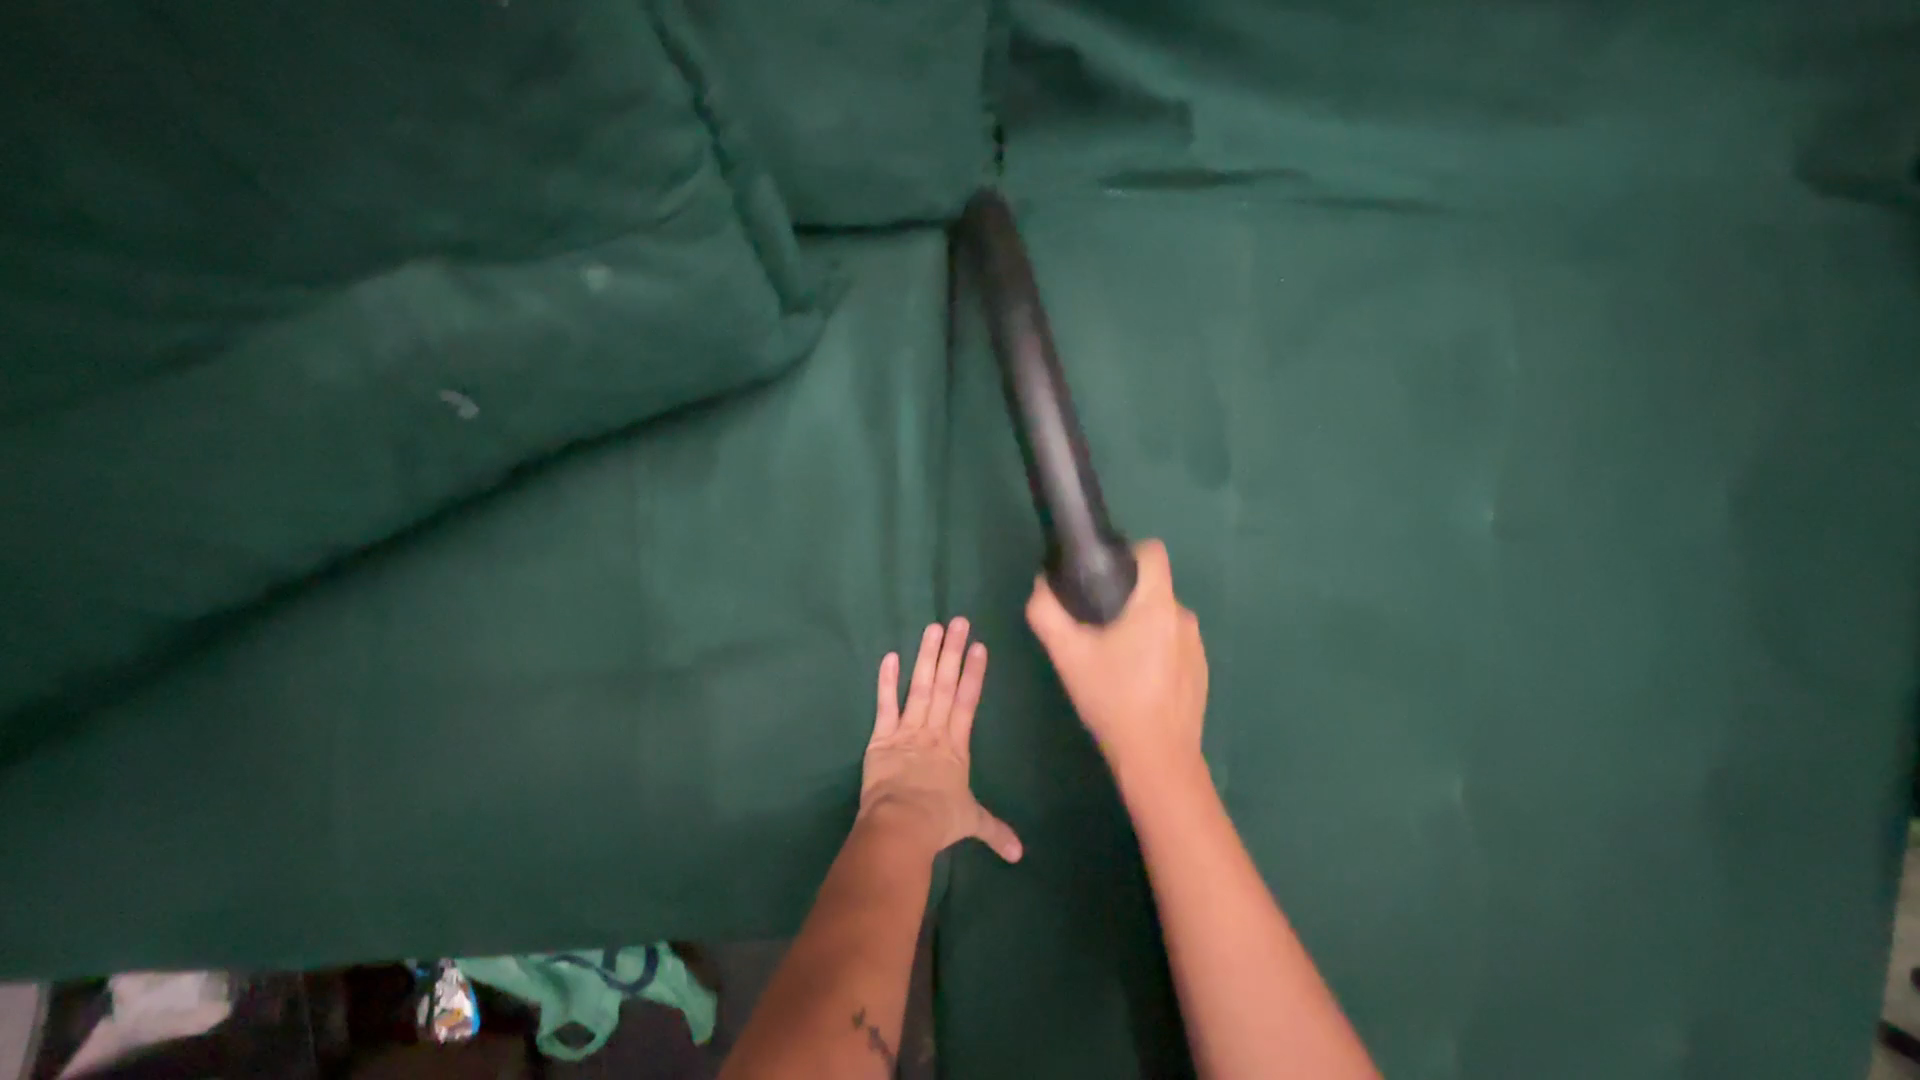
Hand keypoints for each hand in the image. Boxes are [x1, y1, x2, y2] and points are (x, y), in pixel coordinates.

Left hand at [860, 618, 1022, 862]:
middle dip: (952, 652)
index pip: (967, 701)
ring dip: (926, 657)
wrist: (902, 824)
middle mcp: (934, 731)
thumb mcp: (971, 823)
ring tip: (932, 628)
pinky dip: (887, 682)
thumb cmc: (939, 821)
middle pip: (944, 684)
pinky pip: (884, 705)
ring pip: (919, 687)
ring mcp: (907, 731)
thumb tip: (1019, 854)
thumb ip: (994, 831)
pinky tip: (891, 657)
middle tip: (957, 621)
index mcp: (956, 746)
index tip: (978, 646)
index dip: (973, 673)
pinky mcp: (881, 738)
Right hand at [1025, 540, 1208, 781]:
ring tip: (1112, 659)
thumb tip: (1043, 585)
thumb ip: (1047, 613)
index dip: (1126, 554)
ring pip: (1161, 619)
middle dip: (1124, 599)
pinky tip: (1134, 683)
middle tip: (1094, 628)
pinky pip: (1173, 645)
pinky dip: (1154, 653)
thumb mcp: (1068, 656)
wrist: (1157, 759)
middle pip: (1152, 589)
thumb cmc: (1113, 699)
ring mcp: (1197, 647)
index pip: (1152, 552)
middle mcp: (1184, 617)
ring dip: (1139, 628)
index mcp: (1158, 605)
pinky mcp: (1200, 672)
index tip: (1100, 575)